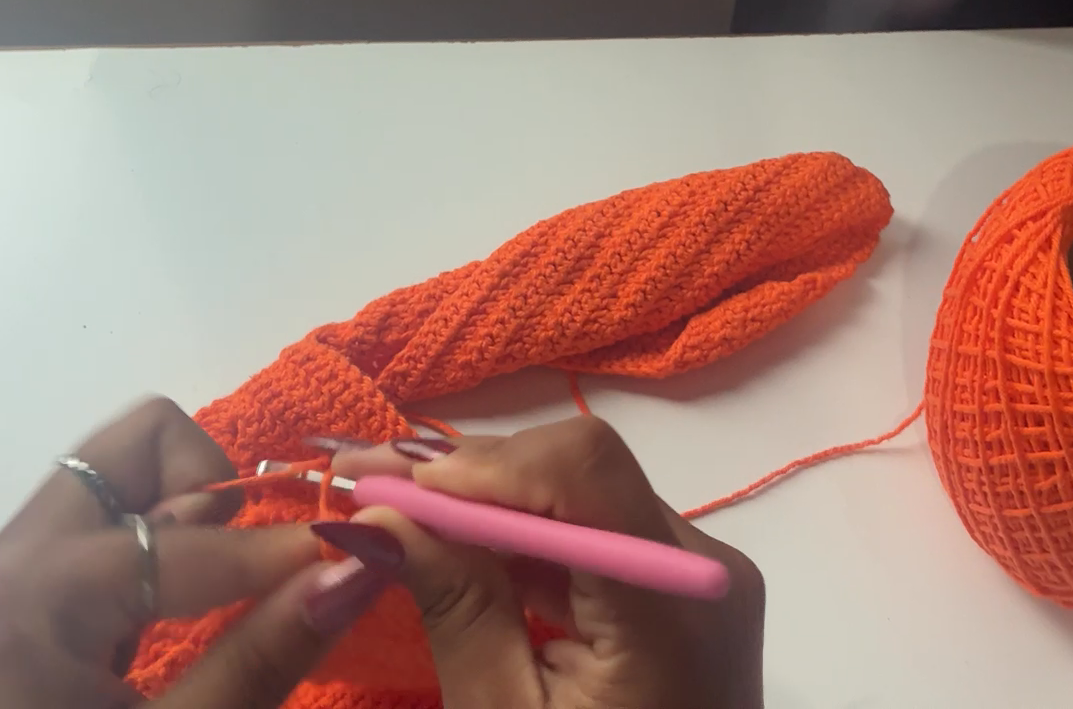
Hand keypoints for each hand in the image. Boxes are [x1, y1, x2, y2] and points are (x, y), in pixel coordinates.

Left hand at [0, 397, 394, 708]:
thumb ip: (263, 656)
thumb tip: (365, 559)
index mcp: (43, 590)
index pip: (207, 534)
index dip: (298, 548)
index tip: (361, 563)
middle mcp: (22, 552)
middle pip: (145, 437)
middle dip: (216, 483)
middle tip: (241, 563)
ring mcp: (16, 565)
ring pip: (131, 466)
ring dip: (193, 508)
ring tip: (203, 594)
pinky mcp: (25, 588)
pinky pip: (118, 509)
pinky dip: (168, 532)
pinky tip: (172, 606)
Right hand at [329, 416, 765, 708]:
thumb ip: (460, 610)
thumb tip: (383, 518)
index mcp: (670, 606)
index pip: (587, 471)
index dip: (490, 463)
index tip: (398, 482)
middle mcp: (700, 561)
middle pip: (581, 472)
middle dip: (474, 473)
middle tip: (372, 480)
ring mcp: (698, 565)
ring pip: (584, 490)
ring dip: (491, 495)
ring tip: (403, 501)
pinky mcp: (681, 575)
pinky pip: (596, 526)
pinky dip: (525, 528)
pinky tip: (462, 533)